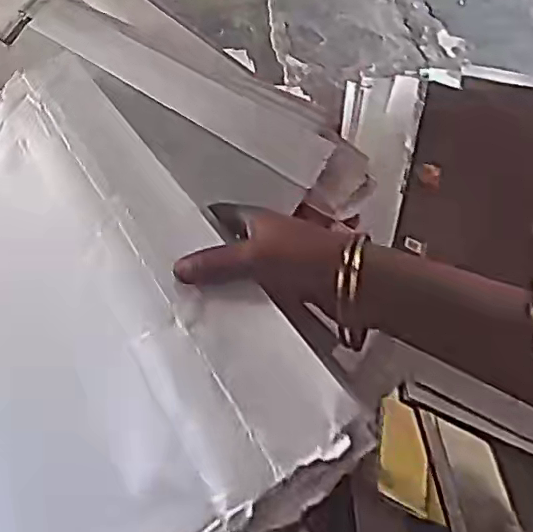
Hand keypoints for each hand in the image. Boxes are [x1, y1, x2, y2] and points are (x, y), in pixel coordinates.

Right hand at [174, 203, 353, 321]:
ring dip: (228, 285)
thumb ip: (216, 263)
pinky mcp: (291, 290)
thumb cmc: (303, 258)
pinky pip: (260, 295)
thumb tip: (177, 268)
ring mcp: (280, 265)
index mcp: (256, 218)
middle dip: (210, 260)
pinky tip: (229, 316)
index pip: (219, 216)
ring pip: (244, 273)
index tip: (176, 239)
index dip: (199, 224)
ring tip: (197, 298)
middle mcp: (266, 238)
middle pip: (230, 246)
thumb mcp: (253, 256)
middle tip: (181, 276)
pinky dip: (247, 303)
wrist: (356, 287)